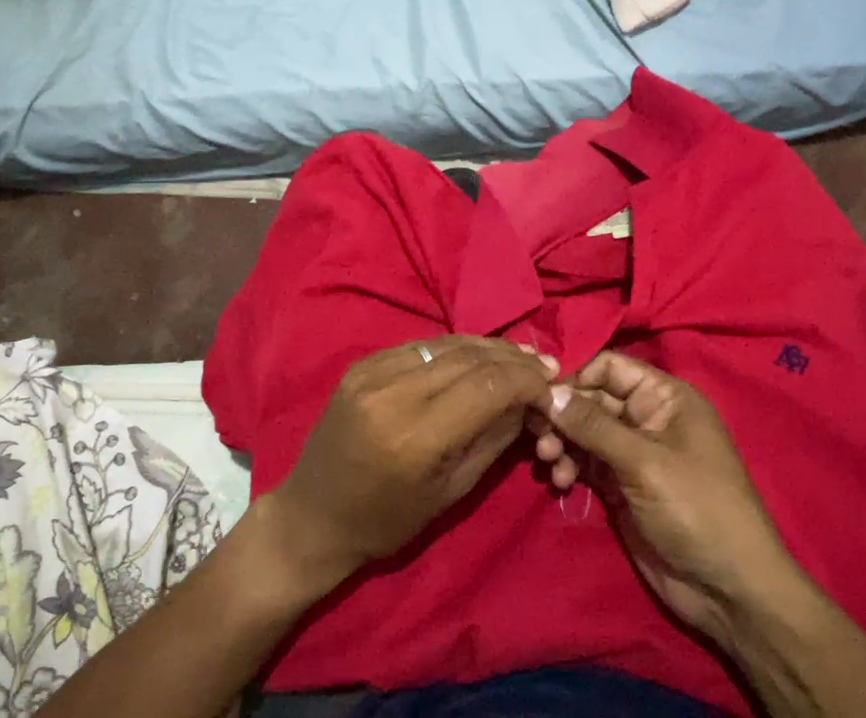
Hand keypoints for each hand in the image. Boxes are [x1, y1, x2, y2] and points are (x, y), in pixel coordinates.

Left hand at [267, 336, 557, 589]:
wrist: (312, 516)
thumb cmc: (386, 521)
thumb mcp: (451, 492)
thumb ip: (493, 440)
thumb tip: (530, 402)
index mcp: (416, 436)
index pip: (489, 386)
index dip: (528, 381)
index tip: (553, 386)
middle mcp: (392, 393)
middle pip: (471, 358)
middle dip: (515, 360)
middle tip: (546, 368)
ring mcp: (371, 373)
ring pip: (447, 344)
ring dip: (489, 348)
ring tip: (521, 358)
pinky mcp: (361, 365)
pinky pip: (421, 346)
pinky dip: (456, 349)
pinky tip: (478, 357)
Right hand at [532, 351, 792, 643]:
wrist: (726, 589)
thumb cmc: (697, 509)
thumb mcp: (644, 463)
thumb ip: (592, 425)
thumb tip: (546, 390)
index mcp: (665, 398)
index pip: (609, 367)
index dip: (574, 376)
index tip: (538, 393)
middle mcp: (648, 418)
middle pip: (591, 398)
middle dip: (562, 414)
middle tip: (538, 436)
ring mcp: (633, 453)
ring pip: (583, 431)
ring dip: (562, 442)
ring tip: (550, 463)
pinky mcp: (621, 485)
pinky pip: (585, 462)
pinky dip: (570, 466)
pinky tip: (562, 482)